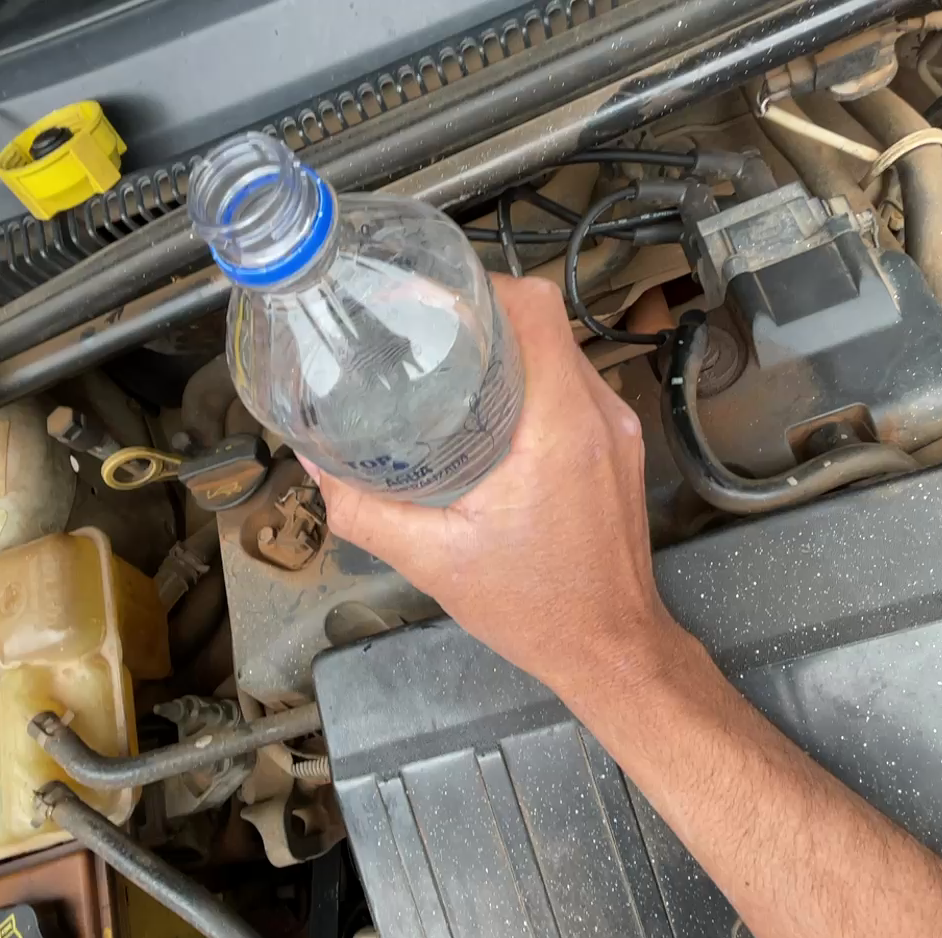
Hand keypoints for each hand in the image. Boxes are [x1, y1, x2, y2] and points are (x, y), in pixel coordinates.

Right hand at [309, 275, 685, 696]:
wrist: (610, 646)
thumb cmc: (536, 610)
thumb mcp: (433, 562)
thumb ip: (366, 510)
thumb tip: (320, 467)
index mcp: (560, 429)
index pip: (535, 309)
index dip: (482, 286)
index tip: (434, 300)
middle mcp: (600, 417)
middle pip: (546, 322)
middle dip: (485, 315)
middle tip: (428, 335)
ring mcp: (619, 430)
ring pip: (561, 352)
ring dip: (511, 349)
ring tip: (455, 371)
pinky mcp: (621, 448)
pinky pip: (575, 388)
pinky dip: (534, 383)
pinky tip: (494, 414)